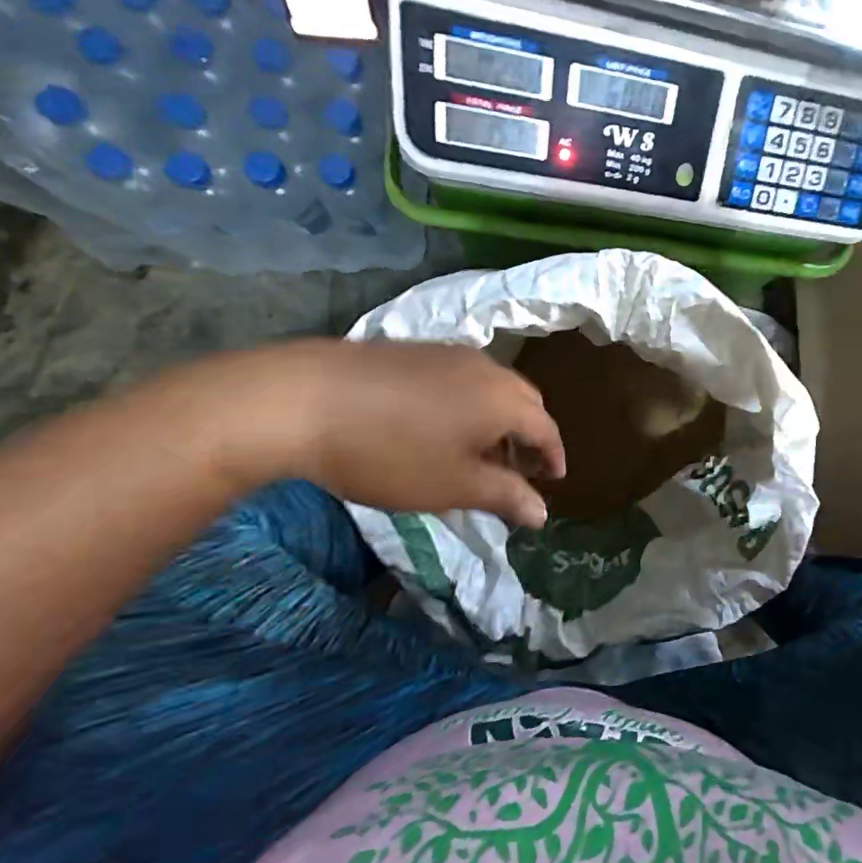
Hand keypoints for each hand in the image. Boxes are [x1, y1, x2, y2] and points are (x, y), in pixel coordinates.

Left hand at [191, 339, 565, 526]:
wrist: (308, 399)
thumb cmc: (391, 453)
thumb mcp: (453, 485)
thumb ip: (504, 496)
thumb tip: (542, 512)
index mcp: (503, 400)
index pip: (546, 428)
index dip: (553, 457)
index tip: (552, 481)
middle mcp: (484, 368)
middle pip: (524, 400)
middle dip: (528, 435)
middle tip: (516, 469)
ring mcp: (447, 353)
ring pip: (490, 386)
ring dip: (497, 418)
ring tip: (477, 452)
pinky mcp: (413, 350)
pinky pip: (460, 378)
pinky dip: (468, 403)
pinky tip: (439, 427)